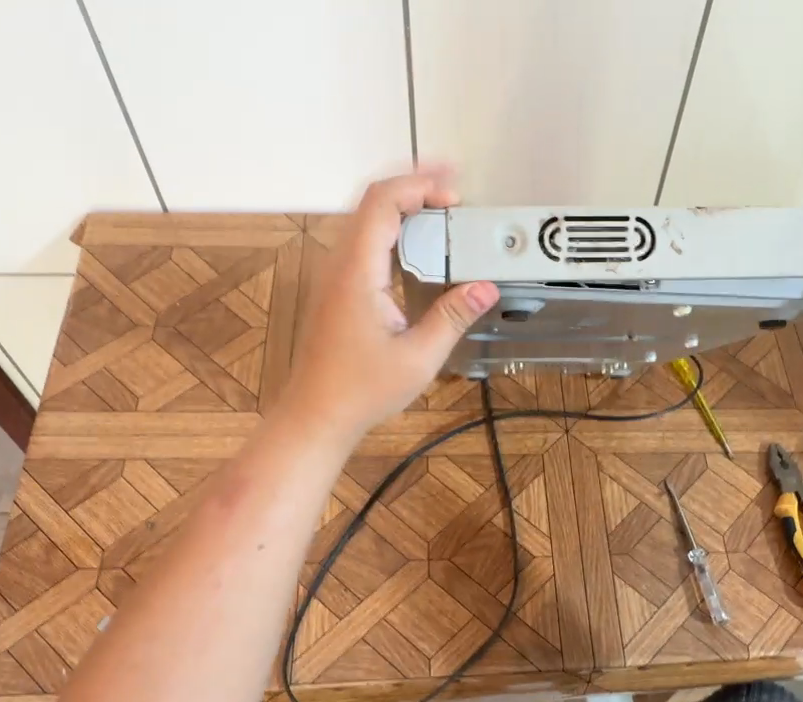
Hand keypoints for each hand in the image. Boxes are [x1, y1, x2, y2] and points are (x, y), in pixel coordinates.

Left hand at [280, 166, 498, 440]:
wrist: (317, 414)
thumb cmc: (361, 391)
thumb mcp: (418, 358)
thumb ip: (452, 317)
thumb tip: (485, 288)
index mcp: (357, 273)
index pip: (381, 202)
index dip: (419, 185)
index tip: (454, 195)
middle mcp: (340, 265)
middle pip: (372, 201)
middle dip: (413, 185)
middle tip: (453, 191)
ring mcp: (335, 277)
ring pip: (365, 220)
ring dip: (403, 208)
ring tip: (441, 210)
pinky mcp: (337, 291)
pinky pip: (364, 244)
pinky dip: (392, 232)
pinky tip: (418, 249)